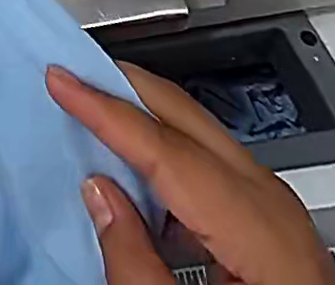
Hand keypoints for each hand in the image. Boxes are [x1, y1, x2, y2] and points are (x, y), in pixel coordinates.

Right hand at [47, 63, 334, 284]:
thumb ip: (138, 270)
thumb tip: (98, 194)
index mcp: (265, 233)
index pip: (169, 149)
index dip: (106, 110)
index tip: (61, 80)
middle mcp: (273, 204)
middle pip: (185, 115)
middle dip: (121, 83)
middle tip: (69, 69)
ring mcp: (273, 205)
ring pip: (192, 127)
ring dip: (136, 109)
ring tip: (86, 105)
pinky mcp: (263, 213)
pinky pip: (201, 154)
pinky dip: (157, 142)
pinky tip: (128, 156)